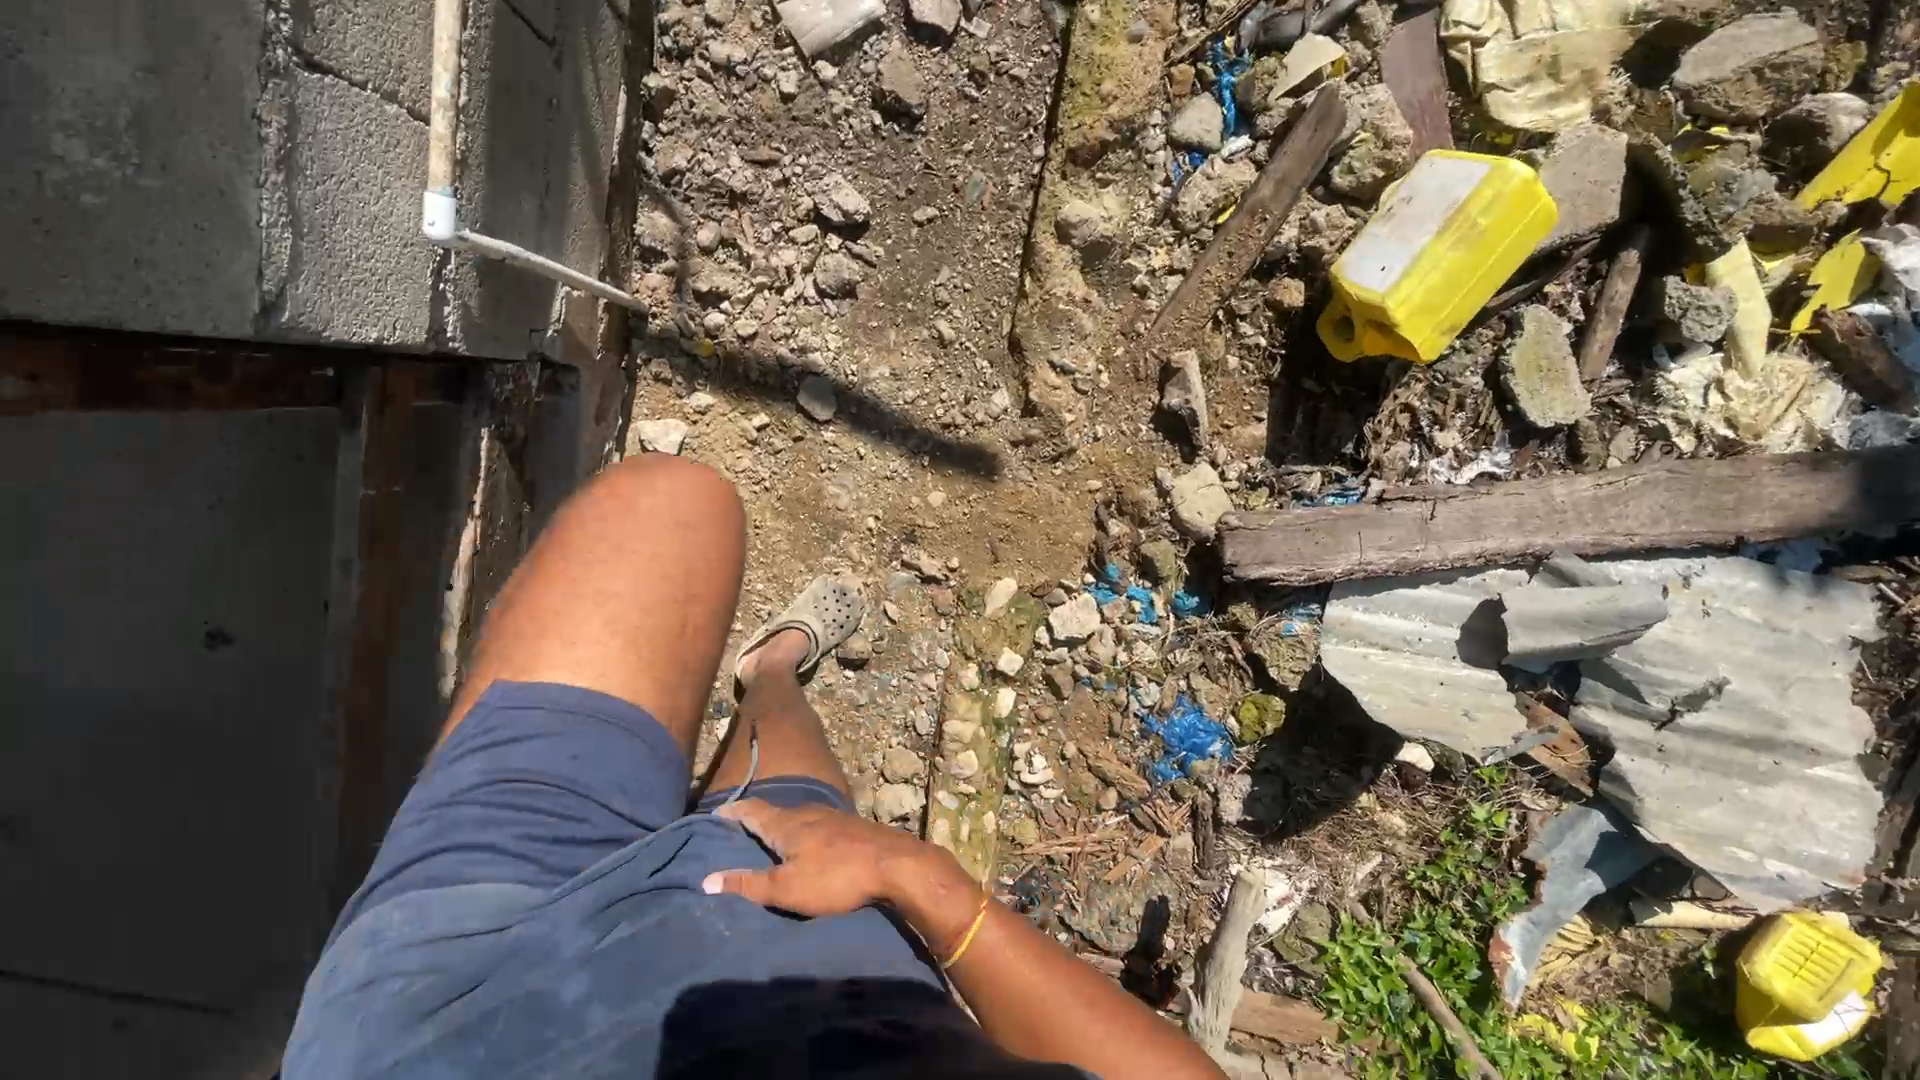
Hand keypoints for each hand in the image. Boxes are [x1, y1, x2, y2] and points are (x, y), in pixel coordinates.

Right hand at [701, 799, 980, 942]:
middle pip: (774, 811)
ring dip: (781, 824)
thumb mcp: (786, 888)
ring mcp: (832, 816)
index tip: (715, 812)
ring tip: (769, 838)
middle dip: (755, 818)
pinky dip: (803, 831)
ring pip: (798, 816)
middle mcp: (806, 811)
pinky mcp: (851, 827)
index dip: (732, 812)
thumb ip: (747, 884)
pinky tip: (808, 844)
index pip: (751, 810)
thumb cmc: (835, 877)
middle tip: (738, 828)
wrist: (895, 865)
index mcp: (786, 823)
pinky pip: (817, 824)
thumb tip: (705, 880)